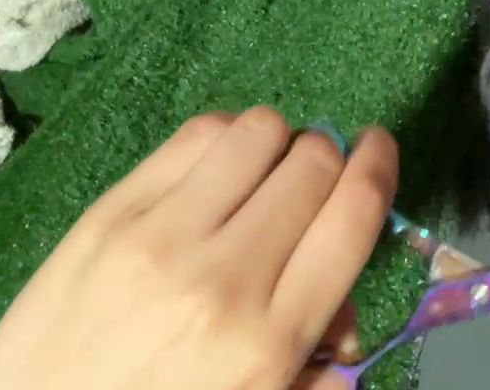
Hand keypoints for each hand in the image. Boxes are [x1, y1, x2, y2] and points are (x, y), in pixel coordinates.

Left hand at [0, 108, 396, 389]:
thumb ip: (317, 361)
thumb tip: (347, 305)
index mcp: (267, 341)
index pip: (355, 213)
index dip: (380, 164)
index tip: (378, 149)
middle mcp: (223, 278)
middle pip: (315, 159)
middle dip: (329, 156)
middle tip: (313, 179)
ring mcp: (160, 236)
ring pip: (261, 129)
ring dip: (278, 142)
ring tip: (258, 175)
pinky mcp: (109, 212)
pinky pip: (198, 132)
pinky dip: (224, 139)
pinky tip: (212, 173)